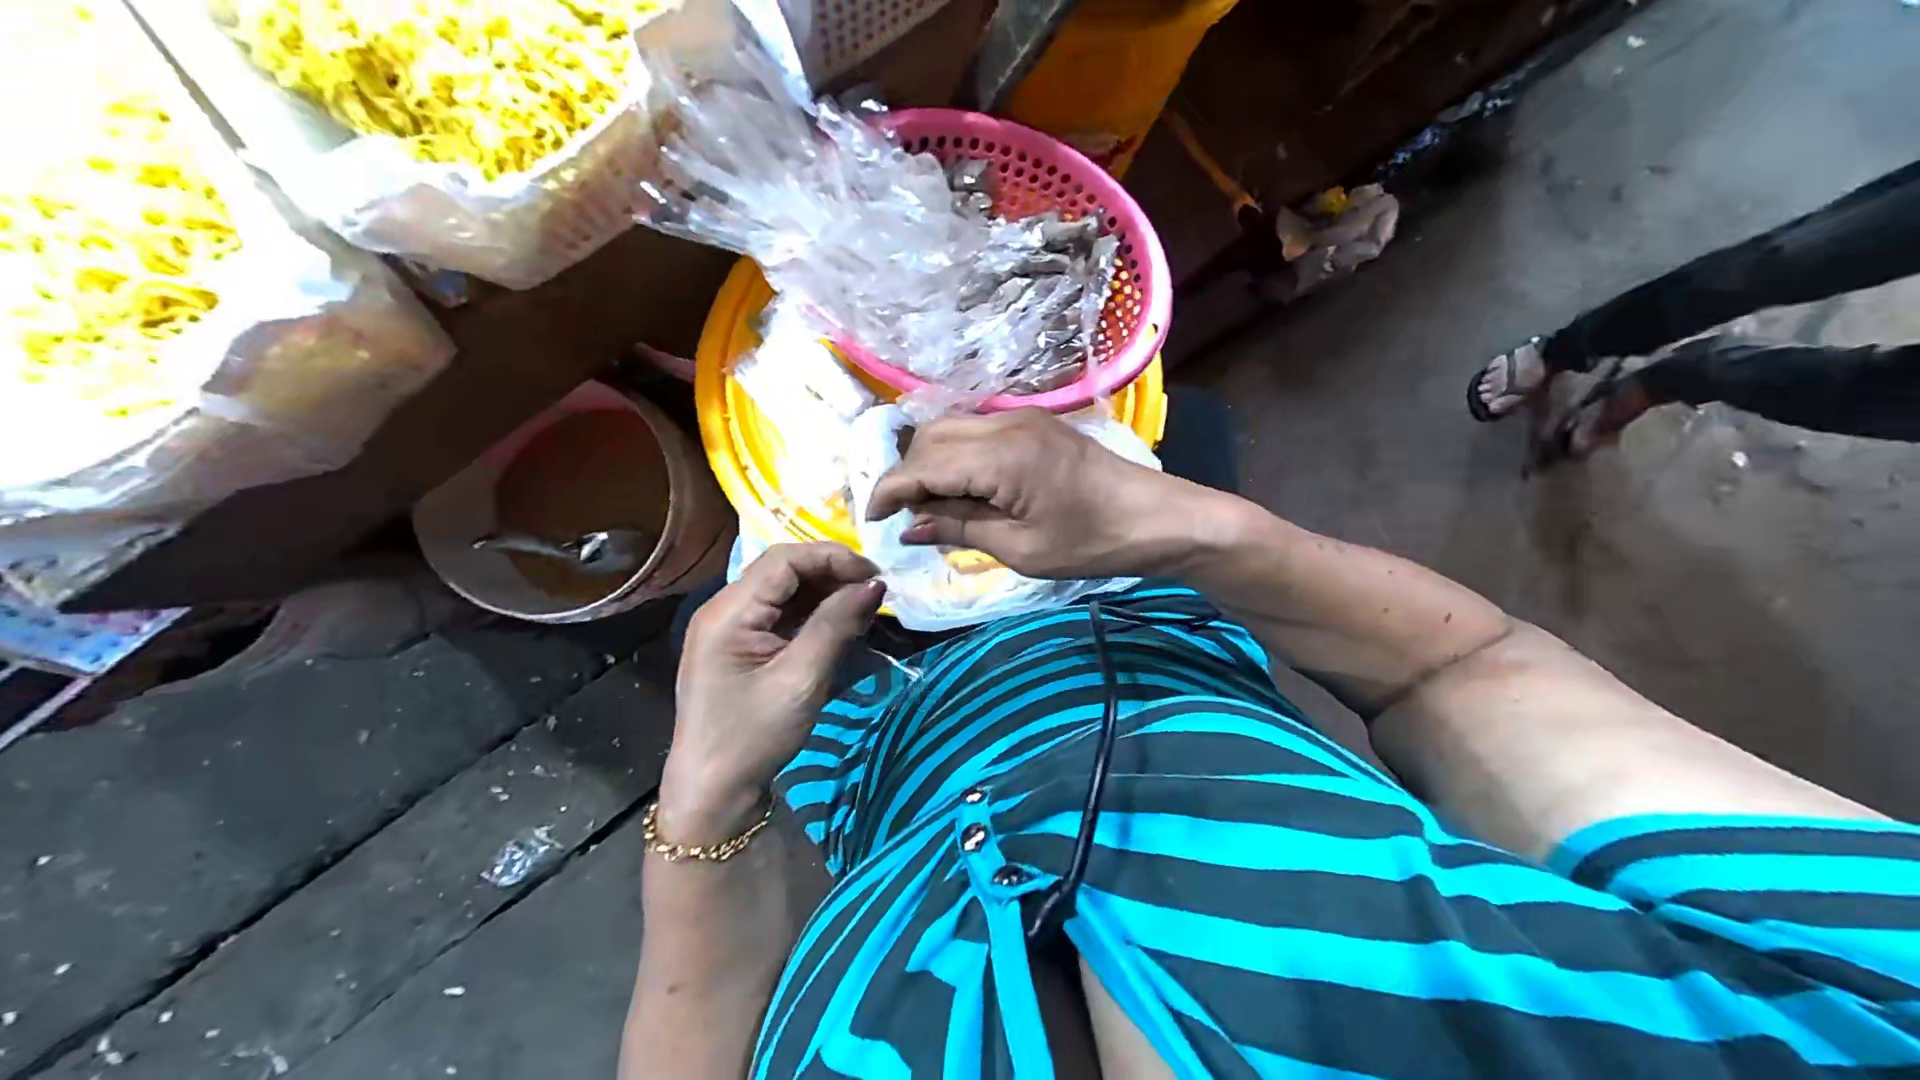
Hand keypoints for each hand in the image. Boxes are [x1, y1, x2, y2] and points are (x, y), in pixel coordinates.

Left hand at [660, 543, 883, 843]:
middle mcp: (724, 610)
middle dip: (831, 573)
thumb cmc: (753, 736)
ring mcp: (730, 628)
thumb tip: (875, 584)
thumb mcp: (801, 679)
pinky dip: (813, 614)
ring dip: (825, 592)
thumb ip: (836, 625)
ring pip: (784, 591)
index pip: (784, 560)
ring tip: (864, 605)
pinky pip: (780, 615)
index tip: (874, 575)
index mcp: (728, 612)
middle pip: (783, 570)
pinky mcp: (741, 646)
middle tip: (874, 590)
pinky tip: (841, 623)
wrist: (713, 792)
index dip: (832, 557)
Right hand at [866, 409, 1229, 579]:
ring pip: (950, 428)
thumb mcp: (1022, 549)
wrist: (1158, 518)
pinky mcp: (1033, 423)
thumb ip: (959, 528)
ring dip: (929, 461)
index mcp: (1002, 457)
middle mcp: (1005, 423)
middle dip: (906, 474)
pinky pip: (975, 431)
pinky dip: (955, 455)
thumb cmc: (1093, 543)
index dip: (890, 489)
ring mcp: (1021, 417)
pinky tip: (959, 487)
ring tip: (929, 505)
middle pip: (929, 436)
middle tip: (904, 516)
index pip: (923, 464)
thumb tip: (909, 526)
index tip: (872, 518)